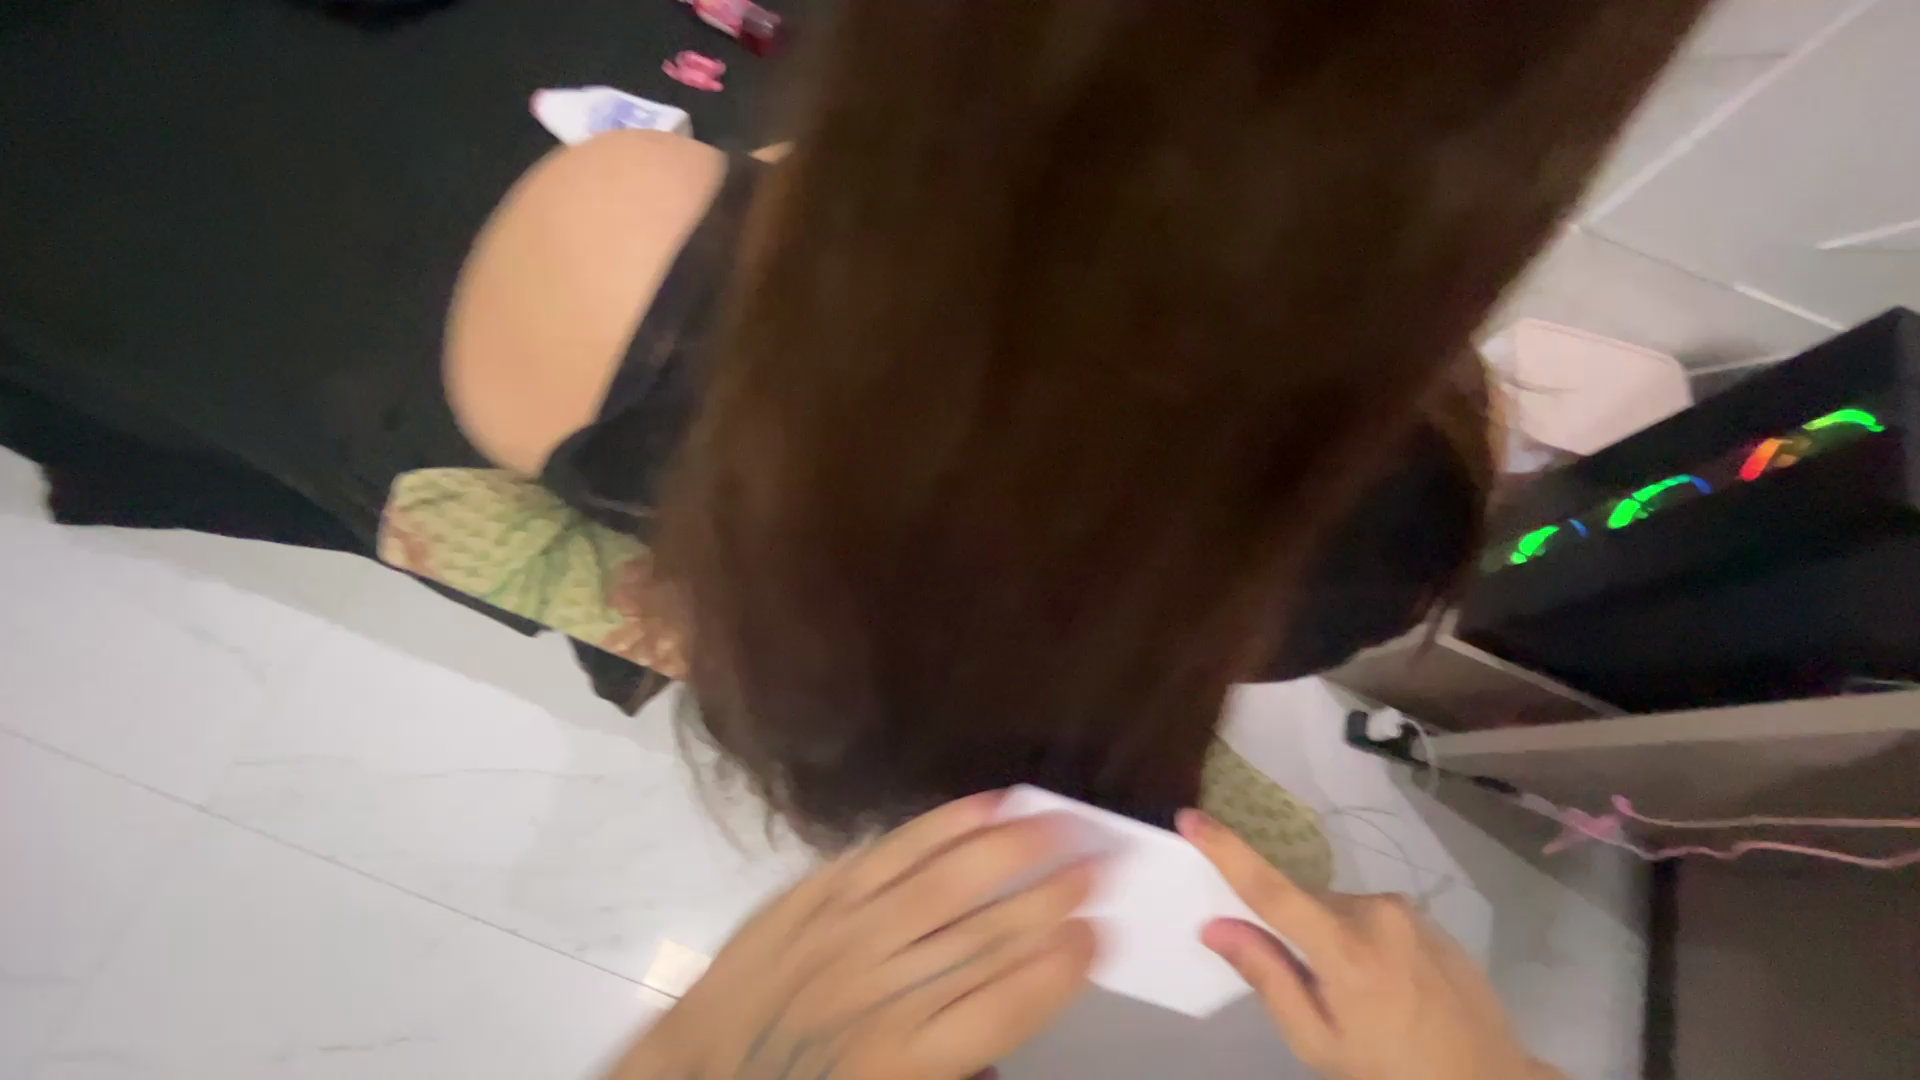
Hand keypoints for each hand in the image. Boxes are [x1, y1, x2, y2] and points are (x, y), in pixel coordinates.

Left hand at [612, 793, 1102, 1079]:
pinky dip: (942, 826)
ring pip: (947, 885)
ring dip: (1012, 853)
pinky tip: (985, 804)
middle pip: (985, 936)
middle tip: (1099, 867)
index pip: (1001, 1005)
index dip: (1056, 970)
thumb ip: (954, 1051)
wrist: (695, 1074)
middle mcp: (885, 990)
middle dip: (1050, 898)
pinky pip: (891, 852)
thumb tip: (1017, 994)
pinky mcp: (821, 891)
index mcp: (906, 1059)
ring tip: (1062, 826)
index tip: (1096, 937)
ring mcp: (850, 930)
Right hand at [1178, 810, 1562, 1079]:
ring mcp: (1406, 911)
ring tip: (1359, 996)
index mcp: (1346, 952)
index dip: (1227, 852)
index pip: (1271, 891)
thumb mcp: (1319, 1045)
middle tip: (1315, 989)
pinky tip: (1387, 985)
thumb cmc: (1394, 1076)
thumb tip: (1215, 926)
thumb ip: (1267, 978)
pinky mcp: (1425, 916)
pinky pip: (1369, 915)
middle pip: (1303, 902)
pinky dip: (1360, 939)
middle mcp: (1375, 914)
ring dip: (1328, 936)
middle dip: (1292, 931)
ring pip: (1336, 908)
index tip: (1190, 818)